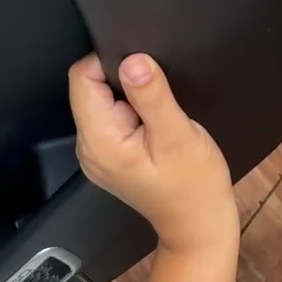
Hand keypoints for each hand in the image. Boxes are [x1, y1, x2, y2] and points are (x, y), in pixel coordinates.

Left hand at [68, 53, 236, 254]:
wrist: (198, 221)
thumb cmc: (194, 181)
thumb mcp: (178, 134)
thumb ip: (152, 96)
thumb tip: (132, 60)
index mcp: (100, 140)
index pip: (83, 79)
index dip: (111, 61)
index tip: (145, 67)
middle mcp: (88, 146)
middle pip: (89, 87)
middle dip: (121, 76)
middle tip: (158, 89)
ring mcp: (97, 152)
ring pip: (100, 98)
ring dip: (128, 92)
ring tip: (159, 106)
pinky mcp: (110, 153)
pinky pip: (111, 114)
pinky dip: (131, 106)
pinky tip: (155, 119)